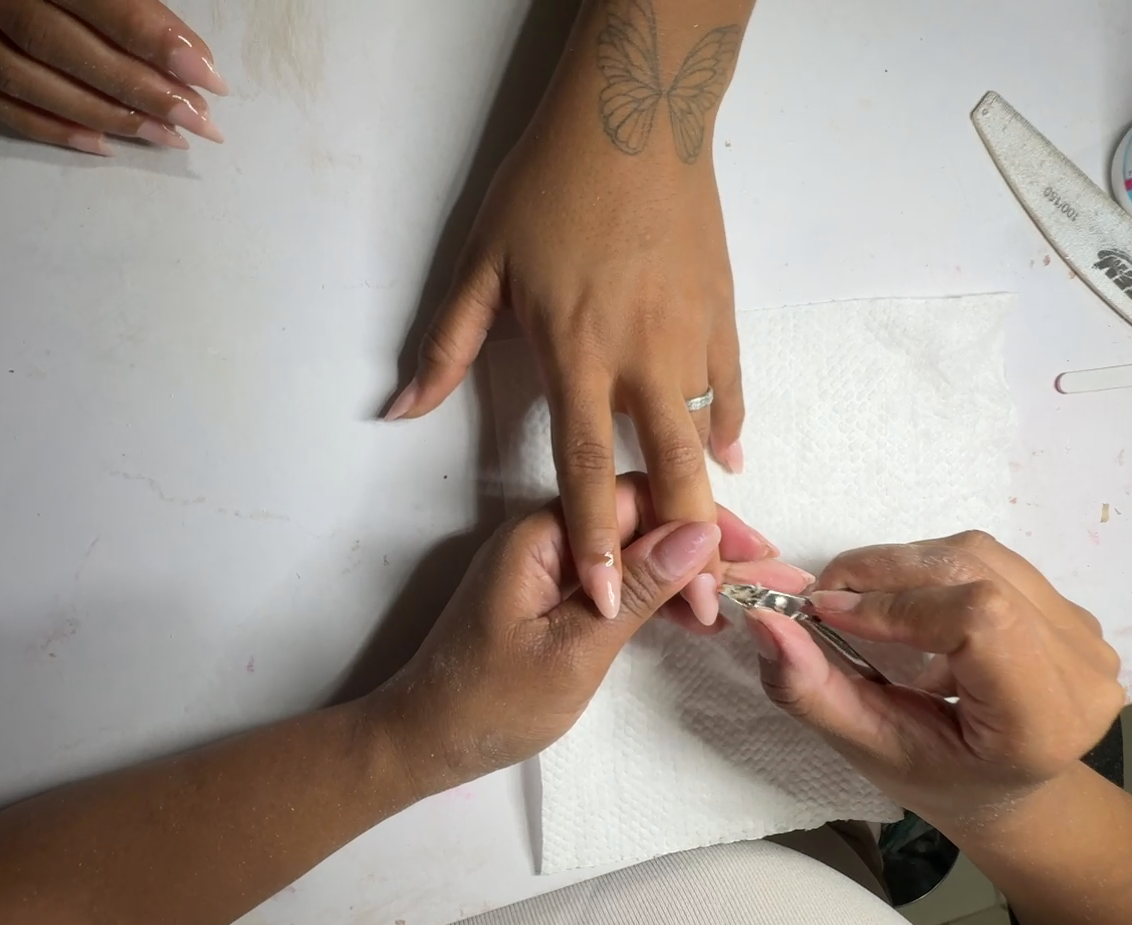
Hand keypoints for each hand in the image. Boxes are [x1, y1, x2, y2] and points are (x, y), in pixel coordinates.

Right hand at [0, 0, 227, 153]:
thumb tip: (181, 46)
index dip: (153, 38)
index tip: (208, 75)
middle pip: (56, 43)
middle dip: (138, 90)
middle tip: (199, 122)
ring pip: (20, 76)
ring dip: (101, 116)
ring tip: (165, 138)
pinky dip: (43, 126)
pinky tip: (102, 146)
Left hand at [369, 474, 807, 797]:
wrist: (427, 738)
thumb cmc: (494, 701)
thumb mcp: (575, 648)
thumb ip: (636, 588)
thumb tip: (700, 529)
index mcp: (542, 534)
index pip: (633, 497)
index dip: (694, 523)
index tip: (746, 561)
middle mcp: (545, 537)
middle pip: (635, 519)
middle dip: (698, 545)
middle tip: (763, 574)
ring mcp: (546, 567)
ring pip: (627, 551)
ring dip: (680, 574)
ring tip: (736, 601)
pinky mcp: (549, 596)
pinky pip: (609, 580)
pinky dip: (649, 596)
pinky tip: (691, 618)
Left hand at [385, 0, 748, 622]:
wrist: (635, 112)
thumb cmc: (551, 187)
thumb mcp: (482, 265)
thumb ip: (447, 348)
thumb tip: (400, 407)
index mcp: (577, 356)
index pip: (585, 469)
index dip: (596, 541)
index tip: (604, 597)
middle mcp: (639, 359)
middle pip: (664, 471)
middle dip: (679, 545)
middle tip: (696, 605)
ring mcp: (690, 336)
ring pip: (705, 436)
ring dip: (710, 497)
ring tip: (719, 551)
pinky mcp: (722, 312)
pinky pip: (730, 386)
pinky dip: (729, 426)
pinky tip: (728, 459)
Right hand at [744, 531, 1124, 832]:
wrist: (1004, 784)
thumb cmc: (935, 776)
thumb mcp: (861, 745)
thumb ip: (808, 687)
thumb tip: (763, 619)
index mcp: (1043, 720)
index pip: (977, 620)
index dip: (890, 604)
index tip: (824, 614)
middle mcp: (1081, 668)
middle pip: (970, 570)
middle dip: (877, 571)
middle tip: (823, 601)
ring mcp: (1082, 631)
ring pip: (971, 553)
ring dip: (895, 566)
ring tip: (860, 605)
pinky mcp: (1064, 605)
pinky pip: (981, 556)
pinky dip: (920, 568)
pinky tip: (904, 605)